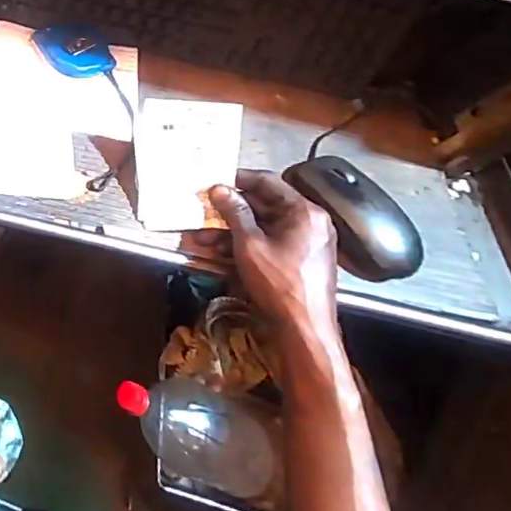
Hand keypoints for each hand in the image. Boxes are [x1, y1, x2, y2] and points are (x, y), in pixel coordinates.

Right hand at [210, 169, 340, 334]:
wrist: (305, 332)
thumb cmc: (280, 285)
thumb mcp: (250, 244)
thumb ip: (234, 212)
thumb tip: (219, 188)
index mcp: (304, 212)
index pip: (268, 182)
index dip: (238, 179)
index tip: (215, 180)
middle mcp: (310, 223)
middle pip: (264, 206)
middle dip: (229, 211)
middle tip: (203, 210)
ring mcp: (306, 243)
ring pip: (262, 228)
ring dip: (231, 231)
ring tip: (201, 237)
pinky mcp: (299, 261)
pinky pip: (269, 244)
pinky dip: (245, 246)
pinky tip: (217, 253)